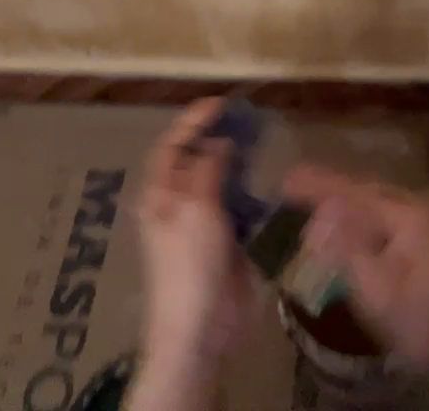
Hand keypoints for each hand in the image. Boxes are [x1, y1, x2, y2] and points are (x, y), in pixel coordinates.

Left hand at [135, 99, 252, 367]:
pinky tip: (268, 176)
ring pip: (220, 179)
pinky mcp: (226, 238)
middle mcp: (179, 202)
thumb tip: (218, 142)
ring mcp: (203, 221)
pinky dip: (251, 187)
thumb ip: (207, 169)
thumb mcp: (195, 208)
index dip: (193, 122)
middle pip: (196, 159)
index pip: (172, 146)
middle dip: (218, 136)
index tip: (220, 102)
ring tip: (262, 138)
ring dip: (238, 159)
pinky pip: (238, 203)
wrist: (201, 327)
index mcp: (161, 195)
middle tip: (247, 117)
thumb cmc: (189, 263)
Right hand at [281, 166, 428, 377]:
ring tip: (308, 194)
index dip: (318, 184)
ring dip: (340, 197)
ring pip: (371, 200)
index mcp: (406, 213)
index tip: (286, 178)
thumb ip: (347, 247)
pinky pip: (379, 213)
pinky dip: (355, 212)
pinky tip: (340, 219)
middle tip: (292, 183)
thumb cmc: (421, 320)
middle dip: (327, 186)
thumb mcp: (378, 288)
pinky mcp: (421, 236)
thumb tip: (319, 214)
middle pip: (363, 189)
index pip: (353, 192)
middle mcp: (415, 206)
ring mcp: (421, 220)